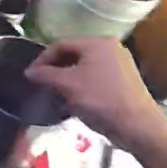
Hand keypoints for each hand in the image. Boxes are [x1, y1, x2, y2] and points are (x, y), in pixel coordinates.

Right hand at [26, 36, 166, 154]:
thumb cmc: (101, 100)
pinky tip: (74, 100)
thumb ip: (46, 75)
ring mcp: (120, 63)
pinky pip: (96, 76)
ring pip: (85, 66)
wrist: (137, 125)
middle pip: (74, 53)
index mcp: (98, 42)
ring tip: (55, 93)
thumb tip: (29, 72)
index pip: (62, 43)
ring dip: (68, 78)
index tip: (31, 75)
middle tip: (42, 83)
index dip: (43, 58)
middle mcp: (111, 47)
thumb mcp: (68, 86)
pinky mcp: (124, 80)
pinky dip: (82, 85)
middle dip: (56, 68)